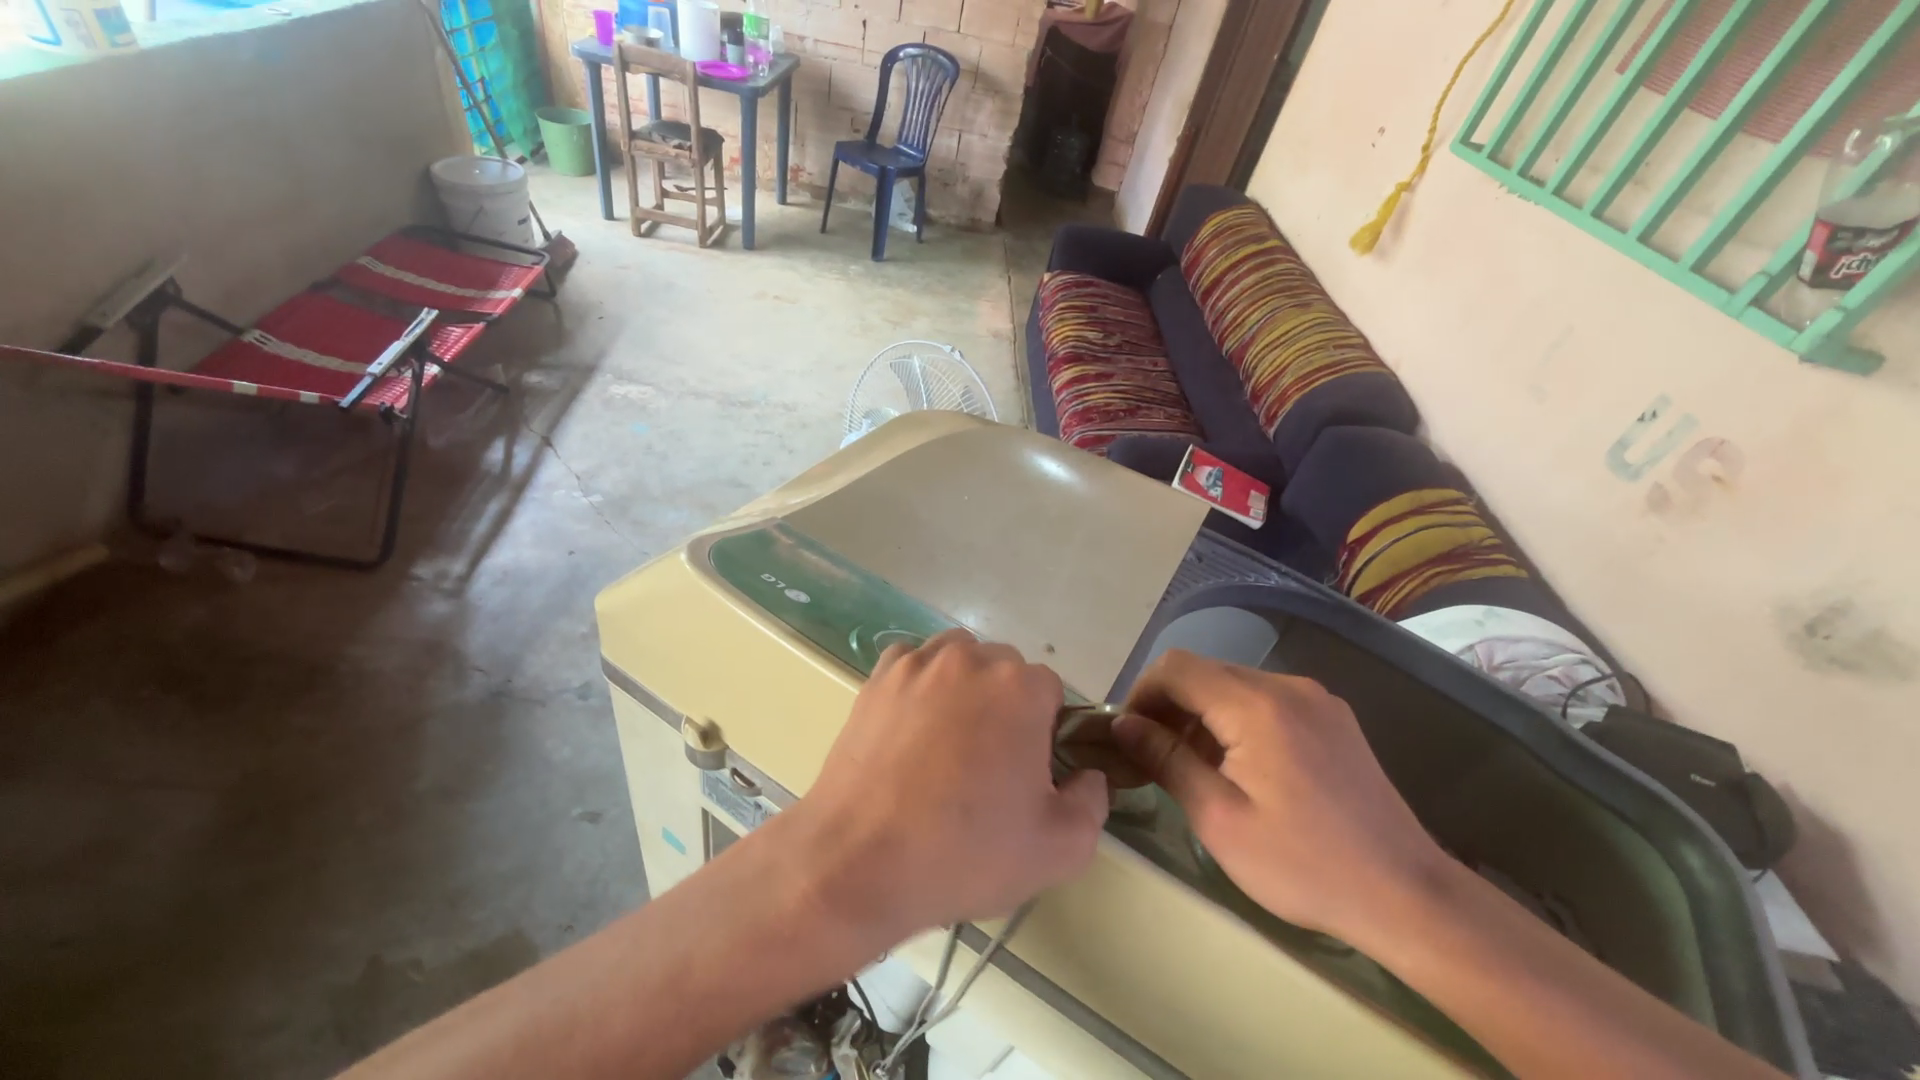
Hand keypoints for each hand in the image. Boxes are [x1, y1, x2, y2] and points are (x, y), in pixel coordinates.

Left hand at [795, 630, 1109, 943]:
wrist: (857, 863)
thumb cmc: (964, 854)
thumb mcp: (1059, 848)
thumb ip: (1094, 801)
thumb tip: (1088, 775)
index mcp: (1020, 688)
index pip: (1052, 694)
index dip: (1047, 736)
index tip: (1028, 777)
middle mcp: (969, 660)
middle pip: (1005, 672)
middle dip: (1006, 710)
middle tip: (988, 769)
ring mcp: (916, 665)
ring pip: (959, 662)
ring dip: (964, 692)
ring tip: (948, 749)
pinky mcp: (875, 681)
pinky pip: (913, 668)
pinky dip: (920, 689)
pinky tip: (912, 733)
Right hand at [1113, 650, 1448, 945]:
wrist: (1404, 894)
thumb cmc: (1303, 864)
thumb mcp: (1219, 818)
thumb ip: (1167, 760)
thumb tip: (1123, 724)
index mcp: (1257, 706)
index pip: (1176, 668)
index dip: (1141, 694)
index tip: (1128, 738)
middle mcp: (1288, 687)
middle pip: (1205, 671)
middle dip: (1168, 705)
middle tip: (1153, 757)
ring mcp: (1317, 700)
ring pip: (1235, 684)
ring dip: (1201, 714)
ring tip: (1191, 768)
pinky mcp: (1333, 720)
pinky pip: (1267, 701)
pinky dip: (1236, 720)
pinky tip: (1237, 767)